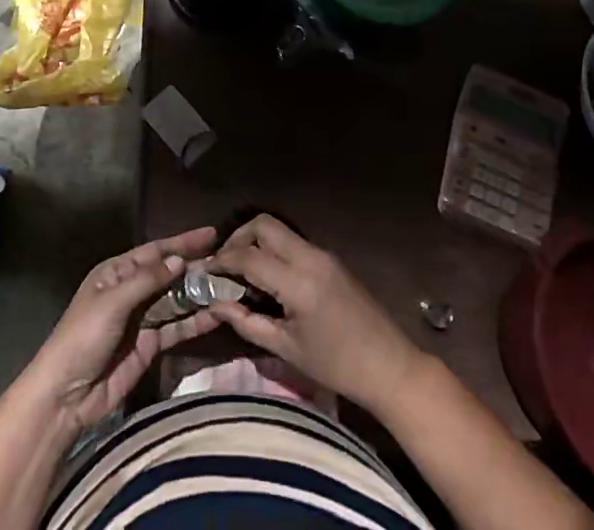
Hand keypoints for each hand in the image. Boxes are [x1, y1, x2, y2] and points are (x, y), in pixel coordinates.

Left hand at [26, 226, 220, 429]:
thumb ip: (147, 281)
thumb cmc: (83, 337)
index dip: (182, 242)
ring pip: (176, 300)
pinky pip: (177, 328)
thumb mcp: (112, 302)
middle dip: (195, 268)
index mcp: (116, 273)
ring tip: (230, 286)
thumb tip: (179, 260)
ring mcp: (141, 319)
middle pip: (168, 275)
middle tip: (229, 262)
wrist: (68, 393)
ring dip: (199, 294)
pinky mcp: (150, 345)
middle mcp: (131, 291)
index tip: (212, 233)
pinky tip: (218, 315)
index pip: (154, 252)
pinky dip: (196, 322)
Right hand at [207, 215, 425, 411]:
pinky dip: (273, 250)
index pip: (247, 256)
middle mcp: (310, 257)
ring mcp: (323, 255)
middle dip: (237, 238)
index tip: (202, 271)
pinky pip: (293, 243)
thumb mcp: (286, 348)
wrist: (391, 367)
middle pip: (263, 225)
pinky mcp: (331, 260)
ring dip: (255, 242)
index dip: (220, 261)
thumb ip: (246, 322)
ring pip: (279, 230)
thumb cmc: (337, 365)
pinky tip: (267, 277)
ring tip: (241, 271)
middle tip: (223, 264)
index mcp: (298, 281)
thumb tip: (213, 305)